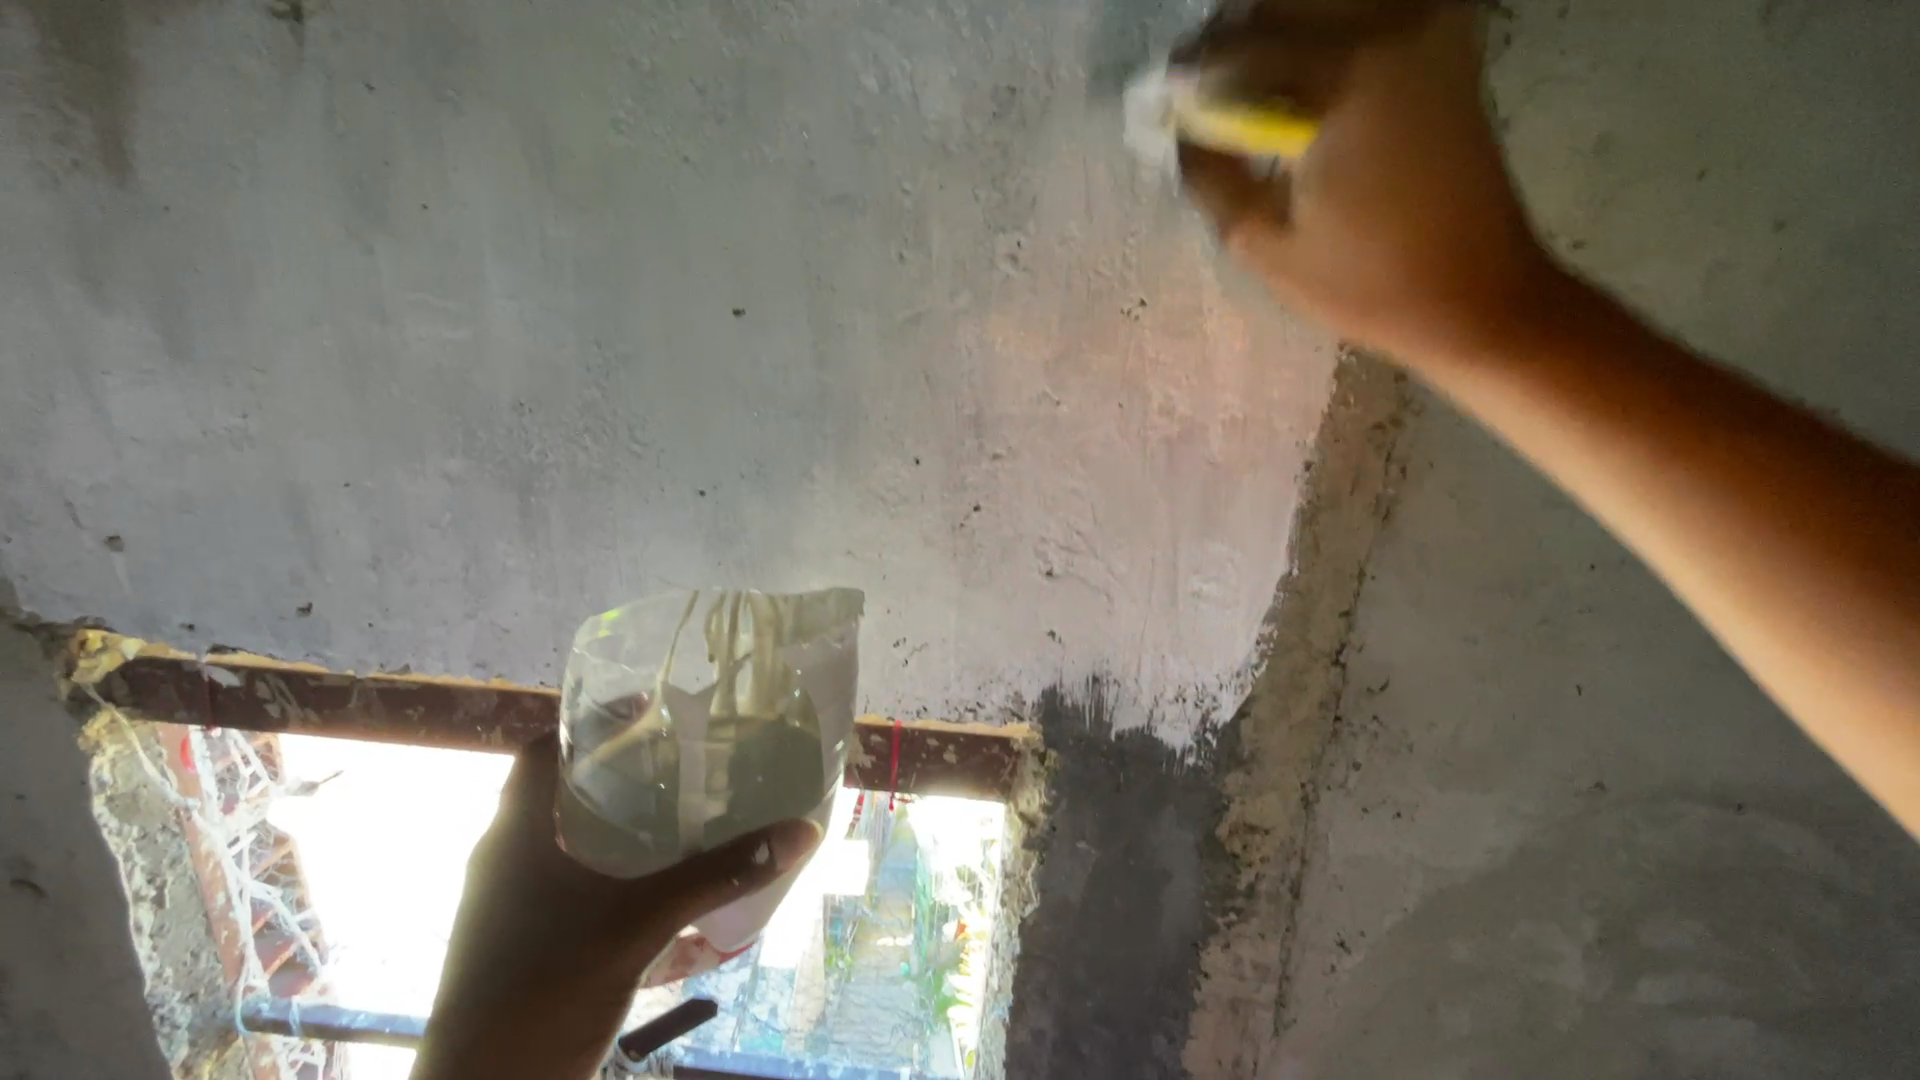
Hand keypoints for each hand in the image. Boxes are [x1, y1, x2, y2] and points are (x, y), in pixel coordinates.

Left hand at [410, 734, 820, 1079]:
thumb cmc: (545, 992)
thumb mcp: (638, 927)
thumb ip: (716, 877)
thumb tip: (799, 831)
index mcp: (515, 839)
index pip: (539, 752)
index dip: (589, 723)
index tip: (646, 710)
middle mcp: (506, 864)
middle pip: (561, 795)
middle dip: (619, 776)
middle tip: (680, 761)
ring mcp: (512, 911)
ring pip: (569, 847)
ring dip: (620, 830)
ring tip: (681, 818)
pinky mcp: (527, 949)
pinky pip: (576, 894)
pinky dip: (619, 883)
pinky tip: (665, 896)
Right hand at [1176, 1, 1557, 363]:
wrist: (1474, 293)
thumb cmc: (1364, 282)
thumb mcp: (1262, 242)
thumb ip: (1210, 175)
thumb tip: (1182, 129)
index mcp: (1346, 75)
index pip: (1242, 43)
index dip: (1192, 68)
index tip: (1163, 94)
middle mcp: (1394, 27)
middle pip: (1287, 0)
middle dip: (1234, 33)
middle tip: (1202, 81)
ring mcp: (1432, 27)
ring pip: (1330, 0)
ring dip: (1281, 26)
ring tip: (1250, 78)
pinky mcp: (1450, 43)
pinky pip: (1371, 13)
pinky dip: (1328, 31)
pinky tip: (1303, 78)